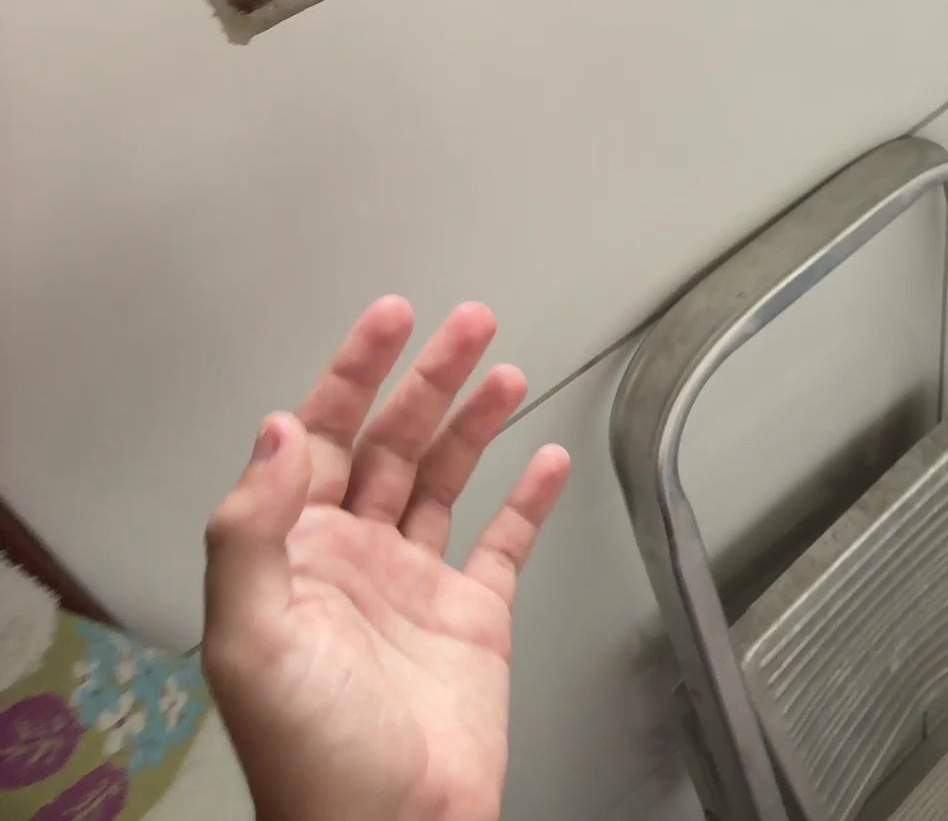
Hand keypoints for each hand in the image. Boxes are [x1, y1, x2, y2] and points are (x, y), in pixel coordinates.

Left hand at [202, 298, 570, 820]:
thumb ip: (254, 532)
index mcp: (299, 554)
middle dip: (434, 379)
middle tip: (472, 326)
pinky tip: (548, 462)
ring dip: (479, 423)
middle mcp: (358, 553)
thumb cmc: (318, 746)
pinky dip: (529, 497)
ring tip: (510, 375)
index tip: (392, 322)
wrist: (402, 819)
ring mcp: (420, 575)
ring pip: (450, 476)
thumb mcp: (256, 639)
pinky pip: (506, 535)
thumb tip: (275, 433)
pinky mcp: (476, 602)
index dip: (355, 374)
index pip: (323, 439)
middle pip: (397, 443)